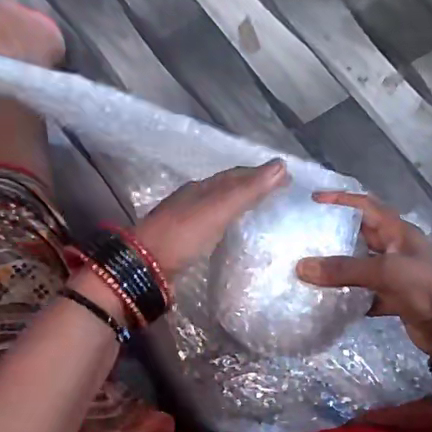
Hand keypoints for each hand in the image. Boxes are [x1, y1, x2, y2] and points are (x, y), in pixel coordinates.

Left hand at [132, 160, 289, 274]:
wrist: (144, 267)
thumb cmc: (182, 235)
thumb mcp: (218, 210)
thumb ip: (248, 191)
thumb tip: (280, 165)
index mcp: (201, 188)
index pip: (237, 175)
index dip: (262, 174)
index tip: (287, 178)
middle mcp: (193, 200)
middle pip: (227, 189)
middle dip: (252, 188)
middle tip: (279, 195)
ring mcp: (185, 222)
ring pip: (219, 208)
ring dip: (240, 207)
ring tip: (261, 213)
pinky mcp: (182, 244)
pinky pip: (212, 227)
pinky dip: (228, 226)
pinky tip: (232, 236)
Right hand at [296, 192, 431, 352]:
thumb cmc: (427, 287)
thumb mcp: (386, 271)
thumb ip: (344, 269)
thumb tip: (301, 267)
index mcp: (398, 231)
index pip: (366, 206)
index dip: (340, 200)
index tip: (312, 200)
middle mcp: (395, 249)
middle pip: (359, 236)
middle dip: (332, 236)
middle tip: (301, 238)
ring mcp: (395, 276)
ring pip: (359, 267)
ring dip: (337, 270)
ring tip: (306, 270)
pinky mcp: (394, 299)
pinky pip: (364, 294)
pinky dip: (347, 298)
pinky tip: (326, 302)